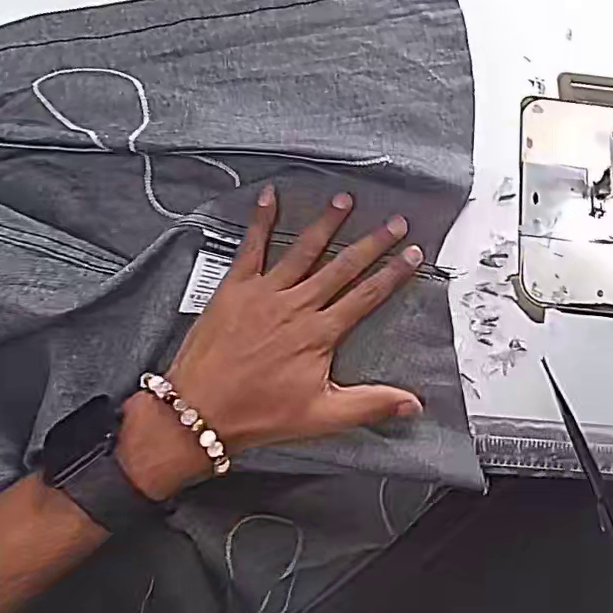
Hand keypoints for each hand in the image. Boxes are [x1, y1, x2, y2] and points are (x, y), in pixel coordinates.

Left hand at [116, 185, 424, 497]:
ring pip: (304, 249)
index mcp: (319, 333)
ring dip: (326, 223)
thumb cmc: (257, 413)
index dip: (392, 273)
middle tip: (394, 222)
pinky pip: (252, 246)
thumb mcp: (321, 416)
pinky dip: (261, 220)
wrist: (200, 411)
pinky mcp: (236, 287)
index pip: (366, 295)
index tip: (411, 254)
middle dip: (373, 242)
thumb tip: (412, 404)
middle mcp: (297, 305)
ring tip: (344, 200)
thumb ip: (370, 404)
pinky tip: (269, 196)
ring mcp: (266, 292)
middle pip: (343, 266)